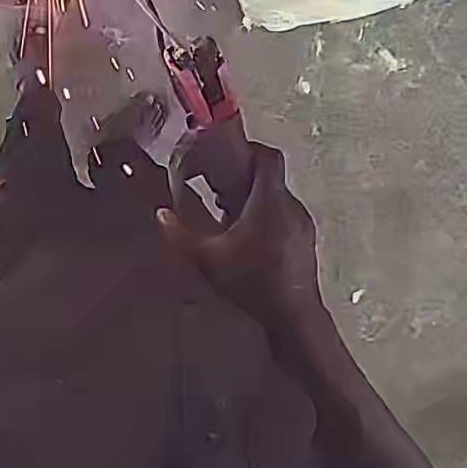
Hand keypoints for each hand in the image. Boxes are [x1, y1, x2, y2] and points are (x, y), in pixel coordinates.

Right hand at [158, 143, 323, 325]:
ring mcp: (302, 223)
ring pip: (278, 194)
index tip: (230, 153)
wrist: (293, 319)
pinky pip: (285, 213)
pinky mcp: (305, 239)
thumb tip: (161, 214)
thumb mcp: (209, 260)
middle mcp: (290, 206)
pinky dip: (267, 213)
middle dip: (247, 174)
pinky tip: (249, 235)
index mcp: (270, 202)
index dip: (249, 148)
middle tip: (222, 183)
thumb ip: (181, 235)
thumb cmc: (253, 285)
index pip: (268, 157)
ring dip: (257, 195)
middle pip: (271, 174)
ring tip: (231, 211)